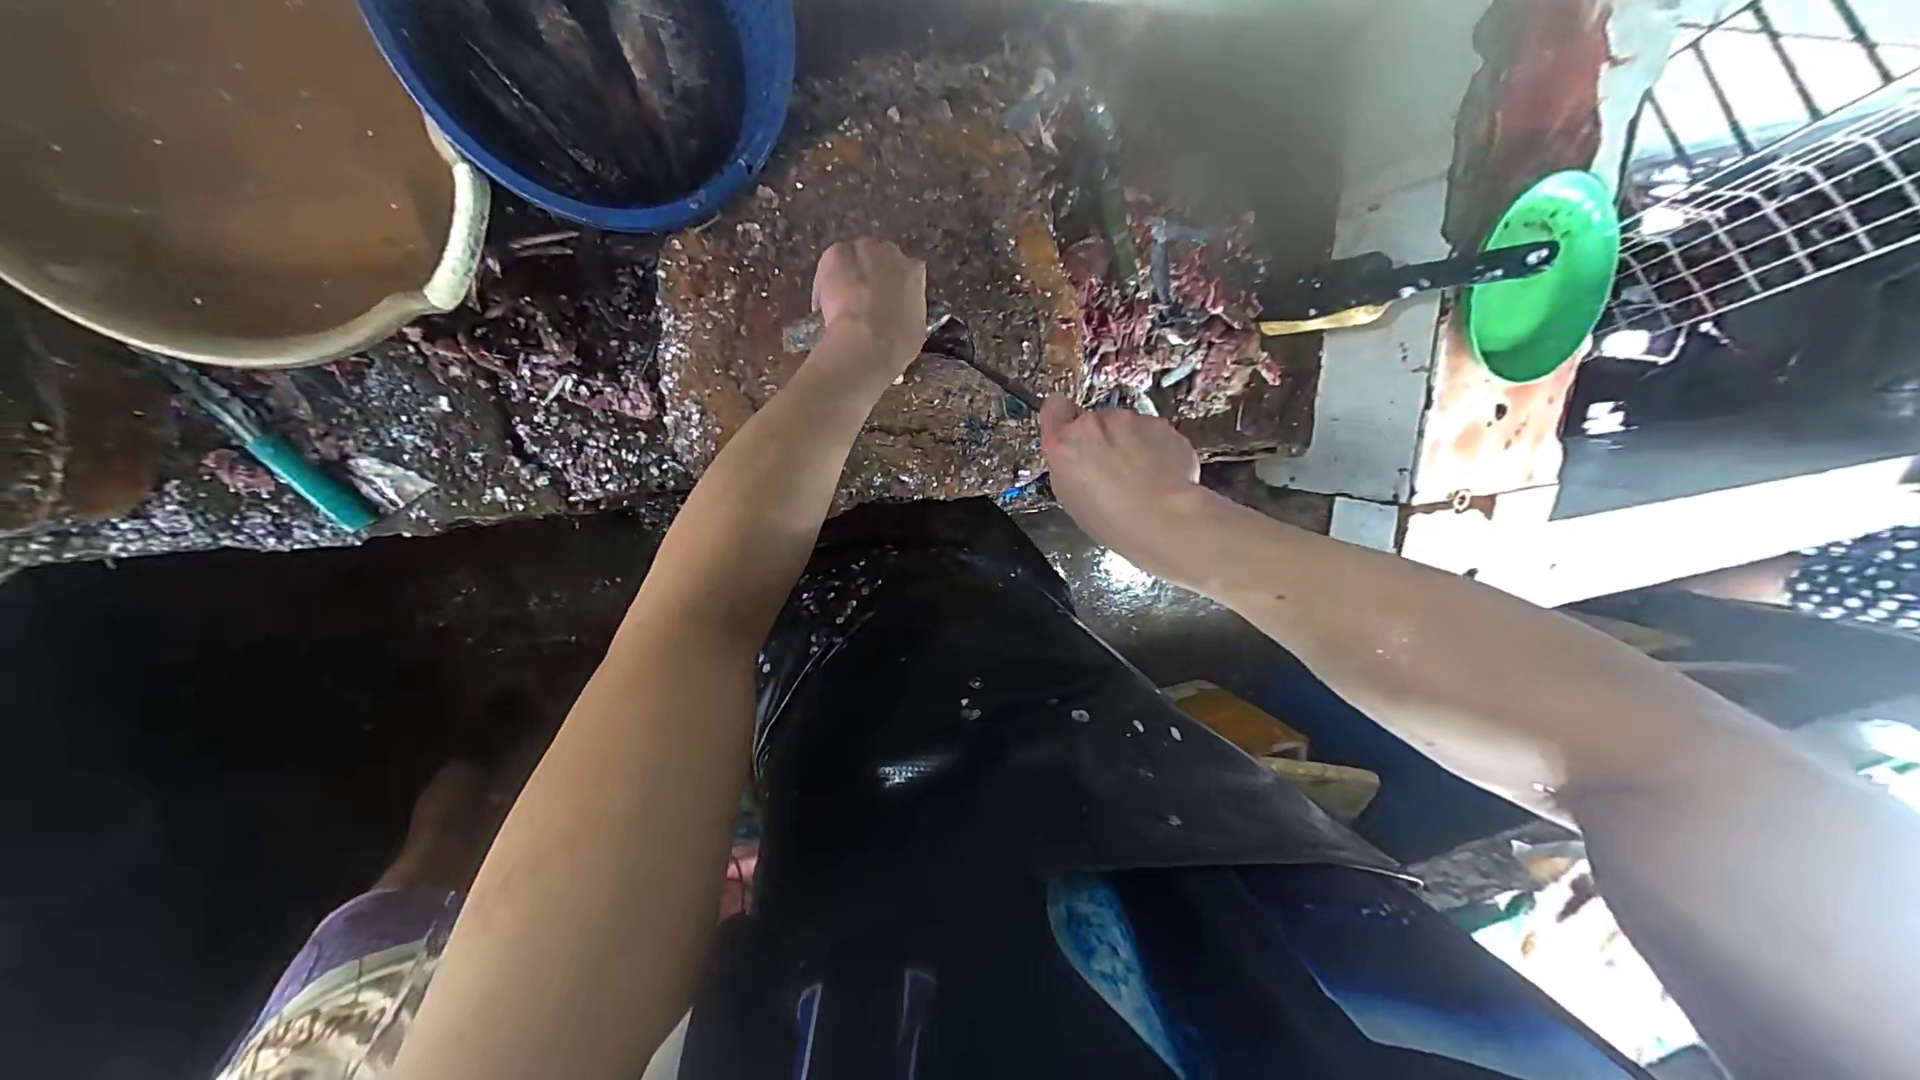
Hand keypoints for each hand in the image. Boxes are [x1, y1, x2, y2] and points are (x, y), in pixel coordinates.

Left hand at [811, 239, 927, 373]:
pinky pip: (829, 266)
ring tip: (841, 303)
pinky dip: (825, 284)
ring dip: (848, 275)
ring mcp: (863, 250)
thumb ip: (908, 311)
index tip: (888, 299)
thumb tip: (899, 313)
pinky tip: (824, 307)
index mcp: (914, 273)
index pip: (907, 271)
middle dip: (872, 275)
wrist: (868, 340)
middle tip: (863, 299)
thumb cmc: (897, 342)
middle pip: (879, 258)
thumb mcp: (915, 328)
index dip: (894, 285)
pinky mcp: (836, 254)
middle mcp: (891, 254)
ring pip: (853, 258)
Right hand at [1040, 396, 1207, 566]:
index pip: (1055, 408)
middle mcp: (1093, 424)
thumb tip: (1078, 458)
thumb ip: (1069, 464)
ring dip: (1130, 443)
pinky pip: (1153, 432)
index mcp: (1063, 444)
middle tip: (1112, 470)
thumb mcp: (1070, 498)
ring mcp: (1129, 420)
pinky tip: (1158, 475)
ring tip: (1139, 477)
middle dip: (1102, 439)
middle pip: (1094, 421)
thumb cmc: (1112, 518)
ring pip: (1126, 425)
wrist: (1160, 517)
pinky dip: (1155, 448)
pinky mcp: (1159, 424)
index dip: (1064, 417)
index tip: (1069, 427)